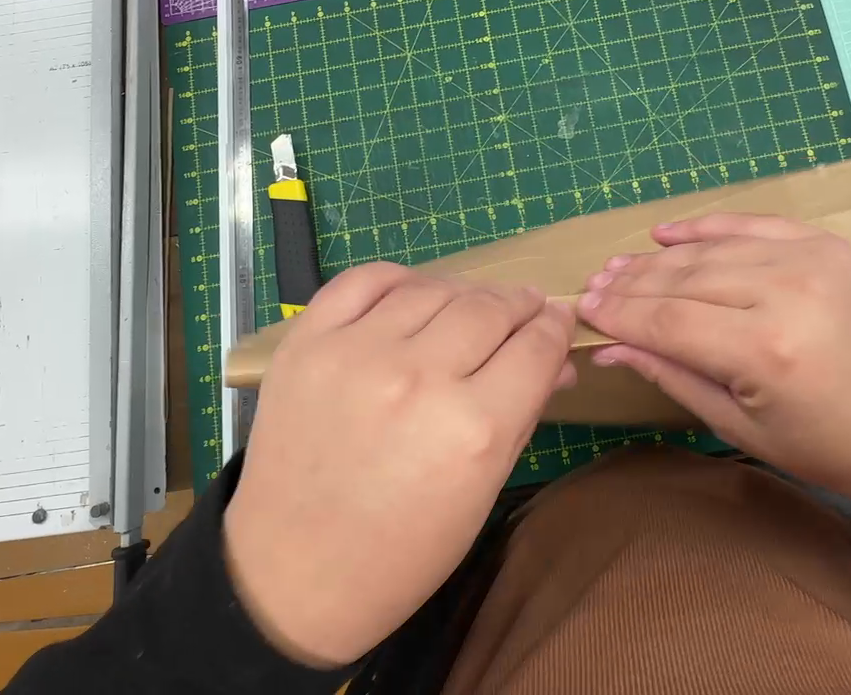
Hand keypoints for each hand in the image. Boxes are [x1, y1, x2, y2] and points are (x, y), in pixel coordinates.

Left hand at [223, 263, 574, 666]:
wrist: (293, 572)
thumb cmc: (403, 551)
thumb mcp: (481, 491)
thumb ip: (524, 413)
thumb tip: (557, 361)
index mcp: (472, 429)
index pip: (536, 346)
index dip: (555, 328)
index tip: (555, 322)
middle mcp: (418, 378)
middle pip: (489, 307)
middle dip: (518, 305)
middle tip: (522, 311)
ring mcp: (357, 353)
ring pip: (434, 288)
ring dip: (464, 293)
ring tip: (469, 308)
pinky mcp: (309, 342)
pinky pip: (366, 280)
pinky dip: (399, 281)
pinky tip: (412, 297)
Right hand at [577, 214, 850, 509]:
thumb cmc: (824, 444)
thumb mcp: (738, 427)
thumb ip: (670, 375)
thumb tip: (607, 347)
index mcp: (766, 351)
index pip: (668, 321)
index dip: (619, 315)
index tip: (582, 309)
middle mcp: (786, 291)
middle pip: (684, 280)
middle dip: (631, 284)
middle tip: (593, 285)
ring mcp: (811, 258)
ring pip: (712, 251)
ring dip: (659, 258)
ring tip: (619, 265)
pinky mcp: (826, 243)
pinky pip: (752, 224)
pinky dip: (707, 226)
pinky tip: (667, 233)